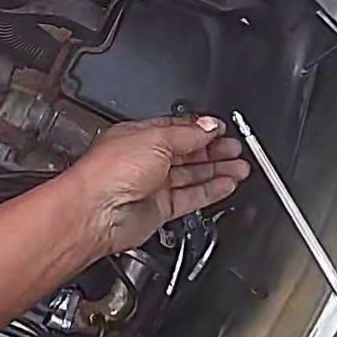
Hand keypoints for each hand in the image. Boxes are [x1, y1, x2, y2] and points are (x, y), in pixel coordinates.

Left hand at [64, 115, 249, 257]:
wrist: (95, 211)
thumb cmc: (108, 172)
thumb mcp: (156, 139)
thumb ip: (188, 134)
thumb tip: (209, 126)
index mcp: (140, 136)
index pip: (178, 129)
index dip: (202, 129)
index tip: (223, 129)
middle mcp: (146, 160)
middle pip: (188, 153)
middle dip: (214, 150)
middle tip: (237, 148)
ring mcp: (152, 185)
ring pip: (192, 176)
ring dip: (218, 170)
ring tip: (241, 166)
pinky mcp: (159, 208)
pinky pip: (191, 197)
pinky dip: (211, 191)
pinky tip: (226, 184)